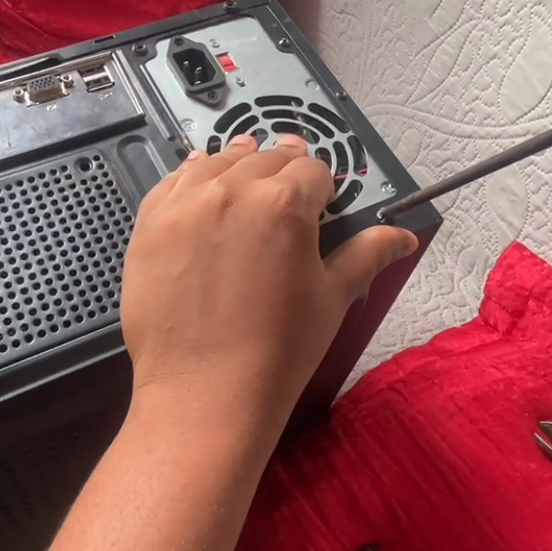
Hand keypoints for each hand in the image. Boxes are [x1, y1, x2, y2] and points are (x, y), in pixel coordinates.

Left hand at [119, 133, 417, 431]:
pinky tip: (198, 186)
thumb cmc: (277, 350)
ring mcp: (183, 205)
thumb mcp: (331, 299)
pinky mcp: (148, 223)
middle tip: (285, 190)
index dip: (322, 187)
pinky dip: (190, 179)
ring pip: (216, 162)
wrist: (203, 391)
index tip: (320, 203)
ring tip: (244, 175)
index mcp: (284, 204)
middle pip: (264, 158)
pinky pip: (171, 182)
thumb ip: (366, 256)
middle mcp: (231, 191)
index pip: (312, 171)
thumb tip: (403, 236)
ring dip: (236, 164)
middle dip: (281, 171)